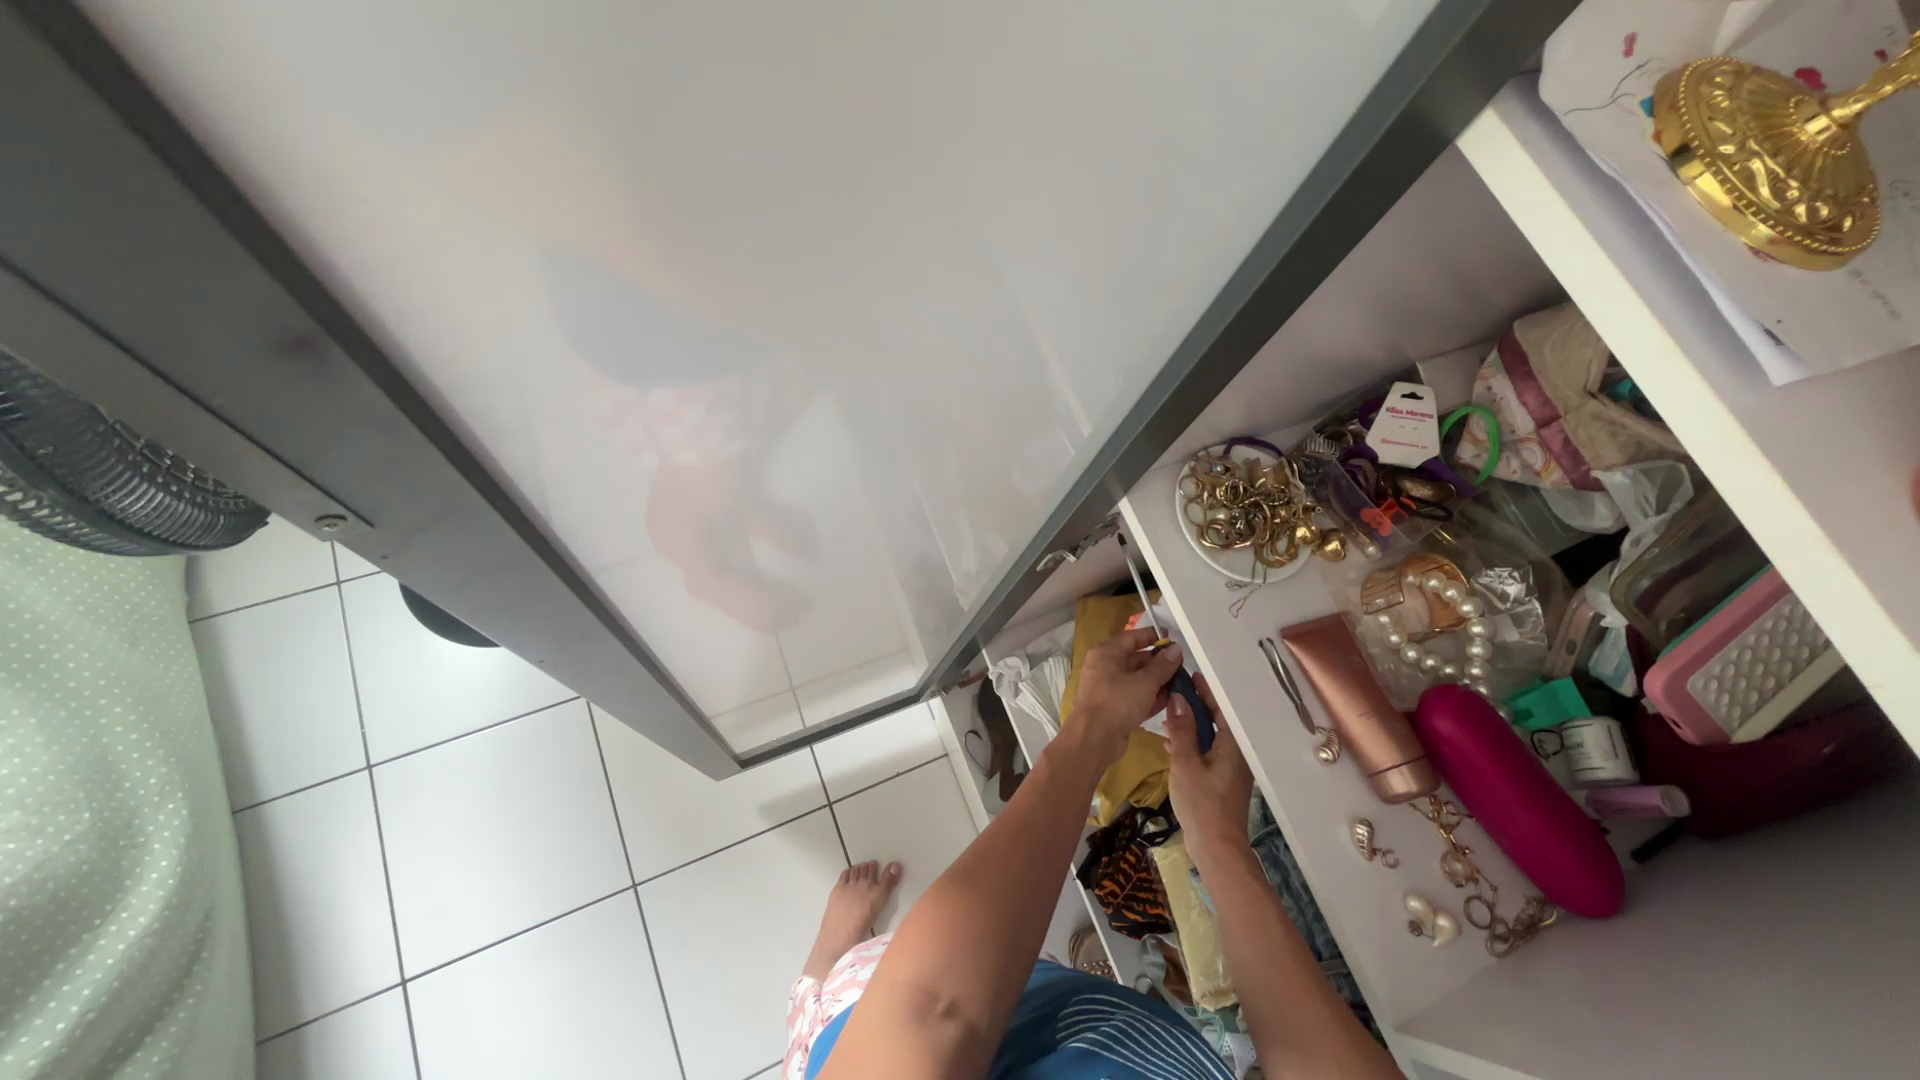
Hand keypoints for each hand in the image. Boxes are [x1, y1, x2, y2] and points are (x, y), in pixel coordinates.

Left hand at [1067, 626, 1183, 764]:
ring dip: (1157, 681)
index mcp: (1106, 654)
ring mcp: (1108, 690)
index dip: (1152, 636)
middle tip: (1182, 664)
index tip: (1172, 638)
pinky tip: (1170, 700)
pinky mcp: (1114, 709)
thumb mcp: (1144, 681)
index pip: (1131, 637)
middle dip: (1158, 662)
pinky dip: (1150, 697)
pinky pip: (1135, 697)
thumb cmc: (1117, 702)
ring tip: (1181, 682)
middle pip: (1135, 659)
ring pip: (1136, 680)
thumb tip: (1176, 648)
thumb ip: (1162, 665)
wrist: (1094, 739)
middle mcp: (1104, 668)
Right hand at [1163, 673, 1253, 861]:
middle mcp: (1235, 753)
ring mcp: (1229, 768)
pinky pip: (1206, 753)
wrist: (1216, 847)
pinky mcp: (1220, 781)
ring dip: (1191, 726)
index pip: (1220, 709)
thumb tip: (1179, 700)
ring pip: (1210, 738)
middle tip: (1174, 692)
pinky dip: (1191, 745)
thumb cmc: (1202, 803)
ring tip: (1168, 717)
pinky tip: (1171, 745)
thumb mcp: (1185, 763)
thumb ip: (1182, 730)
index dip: (1206, 691)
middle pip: (1217, 721)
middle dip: (1196, 706)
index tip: (1190, 676)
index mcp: (1232, 745)